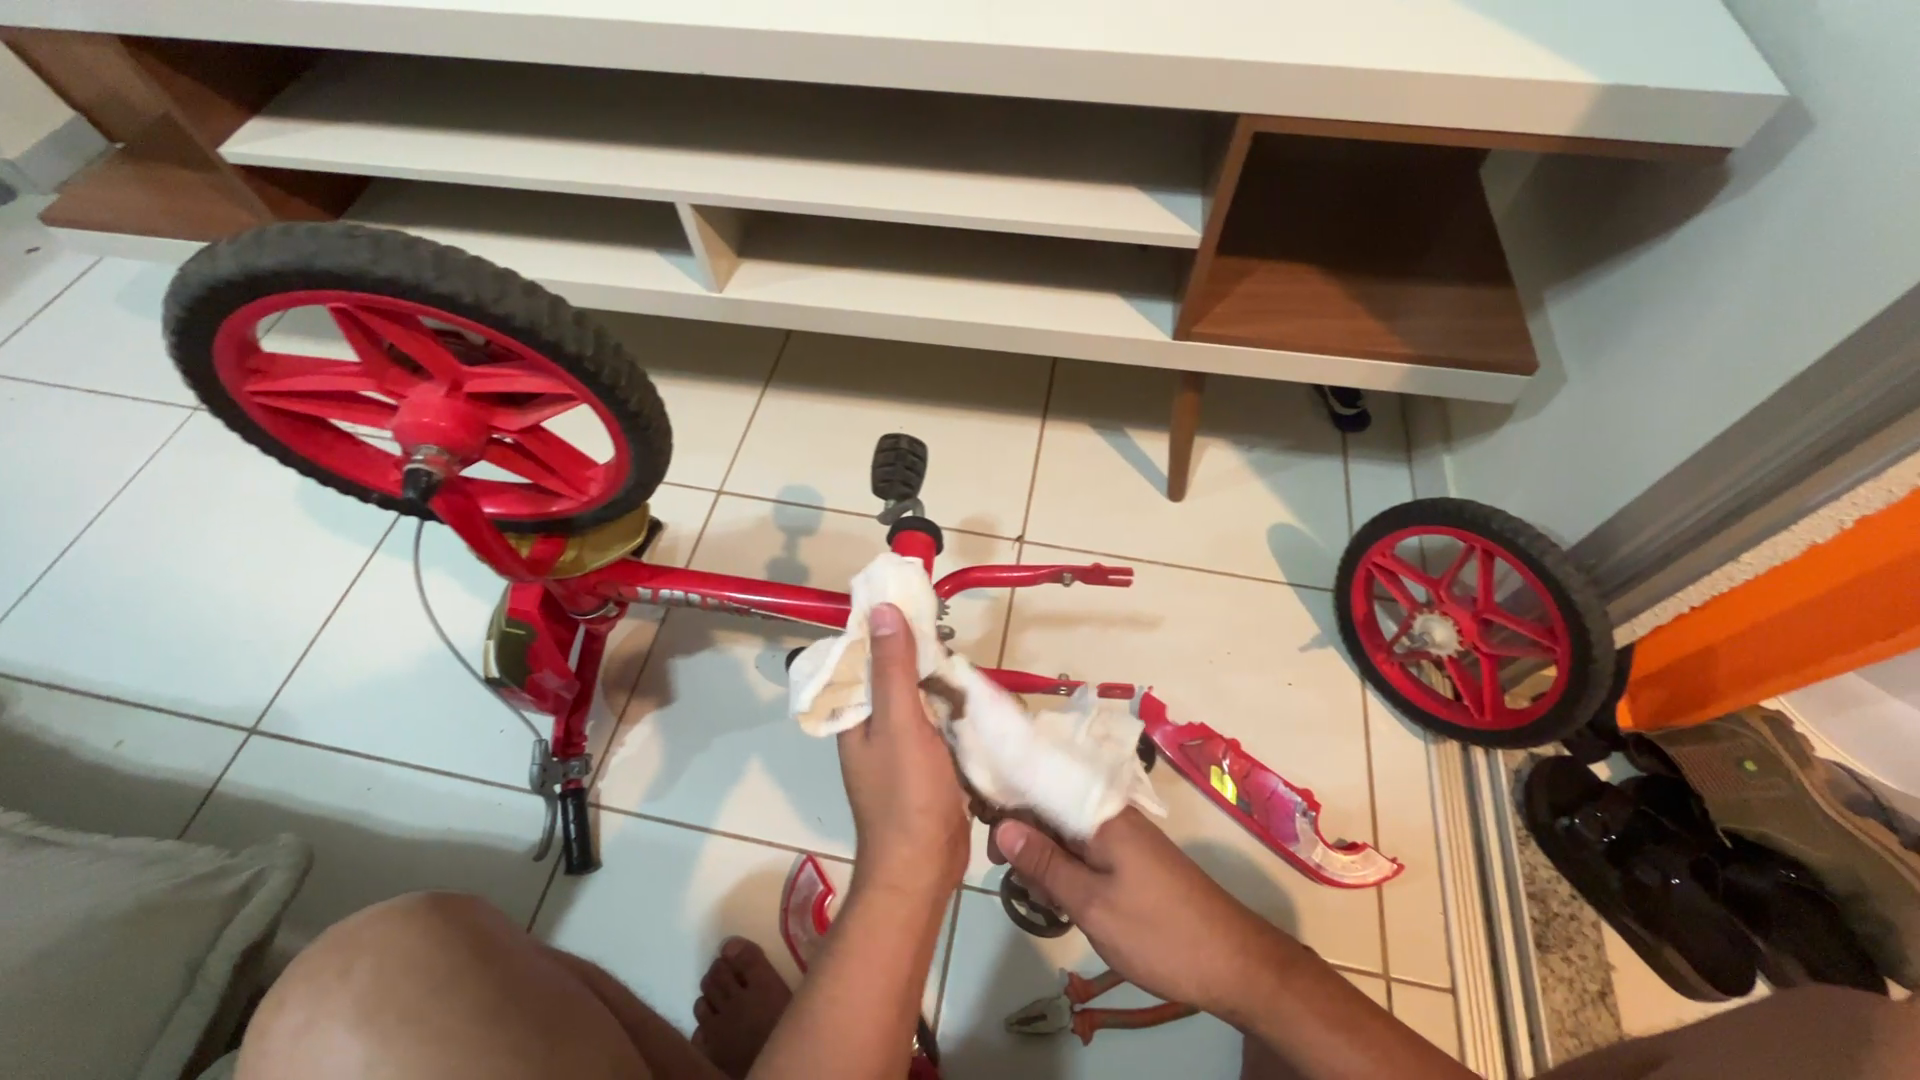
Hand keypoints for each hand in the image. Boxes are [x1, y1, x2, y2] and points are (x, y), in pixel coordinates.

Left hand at [837, 603, 970, 902]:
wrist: (922, 867)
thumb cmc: (905, 795)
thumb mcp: (899, 723)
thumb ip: (893, 667)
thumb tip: (881, 609)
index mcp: (853, 715)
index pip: (862, 656)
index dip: (885, 628)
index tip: (916, 605)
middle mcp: (871, 728)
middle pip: (894, 676)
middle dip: (921, 657)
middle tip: (951, 637)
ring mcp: (899, 749)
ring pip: (919, 701)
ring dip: (941, 685)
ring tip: (968, 667)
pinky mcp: (925, 767)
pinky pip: (937, 727)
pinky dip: (953, 713)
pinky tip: (977, 704)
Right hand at [991, 810, 1304, 1023]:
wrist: (1235, 964)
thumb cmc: (1158, 933)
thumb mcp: (1091, 904)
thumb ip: (1045, 863)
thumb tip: (1001, 824)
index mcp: (1100, 814)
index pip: (1039, 784)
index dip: (1005, 803)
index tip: (983, 838)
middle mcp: (1110, 816)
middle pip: (1049, 809)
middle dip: (1023, 839)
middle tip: (1016, 882)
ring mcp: (1122, 839)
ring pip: (1064, 834)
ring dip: (1044, 861)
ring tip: (1039, 899)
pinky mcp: (1130, 861)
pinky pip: (1084, 853)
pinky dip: (1066, 873)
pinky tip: (1060, 902)